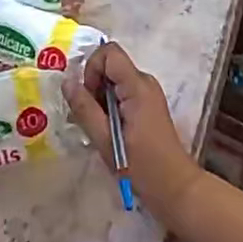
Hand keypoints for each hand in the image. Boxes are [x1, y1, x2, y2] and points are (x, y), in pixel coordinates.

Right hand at [62, 43, 199, 214]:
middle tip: (91, 119)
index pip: (109, 52)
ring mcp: (148, 92)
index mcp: (137, 85)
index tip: (88, 99)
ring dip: (101, 99)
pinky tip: (110, 132)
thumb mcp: (106, 141)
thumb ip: (85, 109)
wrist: (176, 189)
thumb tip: (67, 81)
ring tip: (100, 130)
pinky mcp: (148, 104)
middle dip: (94, 87)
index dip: (92, 69)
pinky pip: (123, 91)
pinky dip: (111, 105)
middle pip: (111, 65)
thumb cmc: (141, 166)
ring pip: (115, 79)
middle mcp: (145, 81)